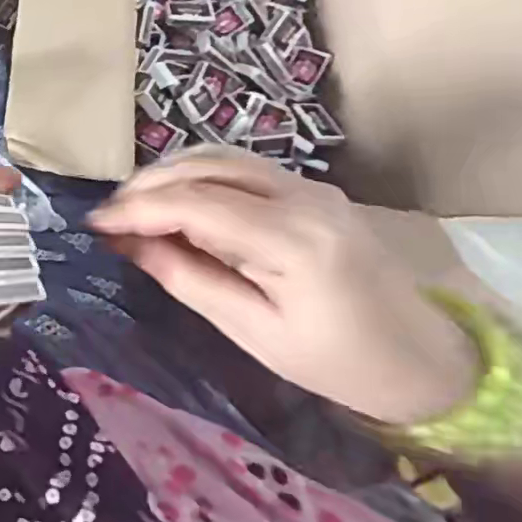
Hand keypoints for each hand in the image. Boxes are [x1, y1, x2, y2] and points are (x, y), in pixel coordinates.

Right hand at [88, 147, 476, 424]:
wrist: (426, 360)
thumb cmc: (337, 363)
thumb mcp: (251, 331)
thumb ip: (185, 277)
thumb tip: (126, 244)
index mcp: (293, 241)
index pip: (195, 204)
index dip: (137, 209)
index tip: (94, 224)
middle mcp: (303, 198)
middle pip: (206, 167)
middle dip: (146, 186)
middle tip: (108, 216)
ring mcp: (311, 187)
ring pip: (221, 158)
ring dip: (168, 175)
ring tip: (132, 207)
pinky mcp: (311, 190)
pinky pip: (240, 168)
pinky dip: (196, 177)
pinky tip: (174, 200)